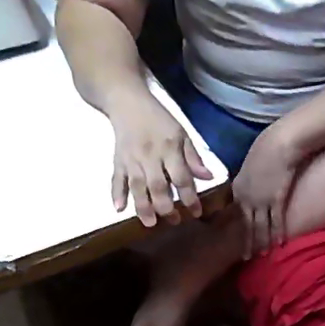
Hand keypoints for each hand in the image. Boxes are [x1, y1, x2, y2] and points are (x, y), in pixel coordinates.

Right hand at [110, 94, 213, 226]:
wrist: (126, 101)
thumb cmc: (159, 119)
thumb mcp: (182, 133)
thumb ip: (193, 157)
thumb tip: (208, 177)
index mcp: (169, 149)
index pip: (181, 178)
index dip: (189, 197)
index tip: (196, 212)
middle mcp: (149, 156)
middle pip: (157, 186)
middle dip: (166, 207)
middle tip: (175, 221)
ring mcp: (131, 159)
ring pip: (136, 186)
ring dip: (143, 207)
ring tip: (150, 224)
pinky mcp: (117, 160)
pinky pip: (116, 178)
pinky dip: (116, 194)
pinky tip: (119, 209)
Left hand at [233, 127, 299, 257]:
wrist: (279, 145)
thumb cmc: (267, 149)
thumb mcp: (251, 165)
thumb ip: (251, 179)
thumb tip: (255, 186)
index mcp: (238, 188)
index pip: (237, 212)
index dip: (238, 226)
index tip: (239, 237)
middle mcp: (246, 197)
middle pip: (246, 224)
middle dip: (247, 241)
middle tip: (246, 257)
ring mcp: (261, 201)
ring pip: (260, 226)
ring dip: (261, 242)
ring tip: (262, 254)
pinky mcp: (276, 201)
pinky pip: (276, 221)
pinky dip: (277, 233)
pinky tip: (278, 244)